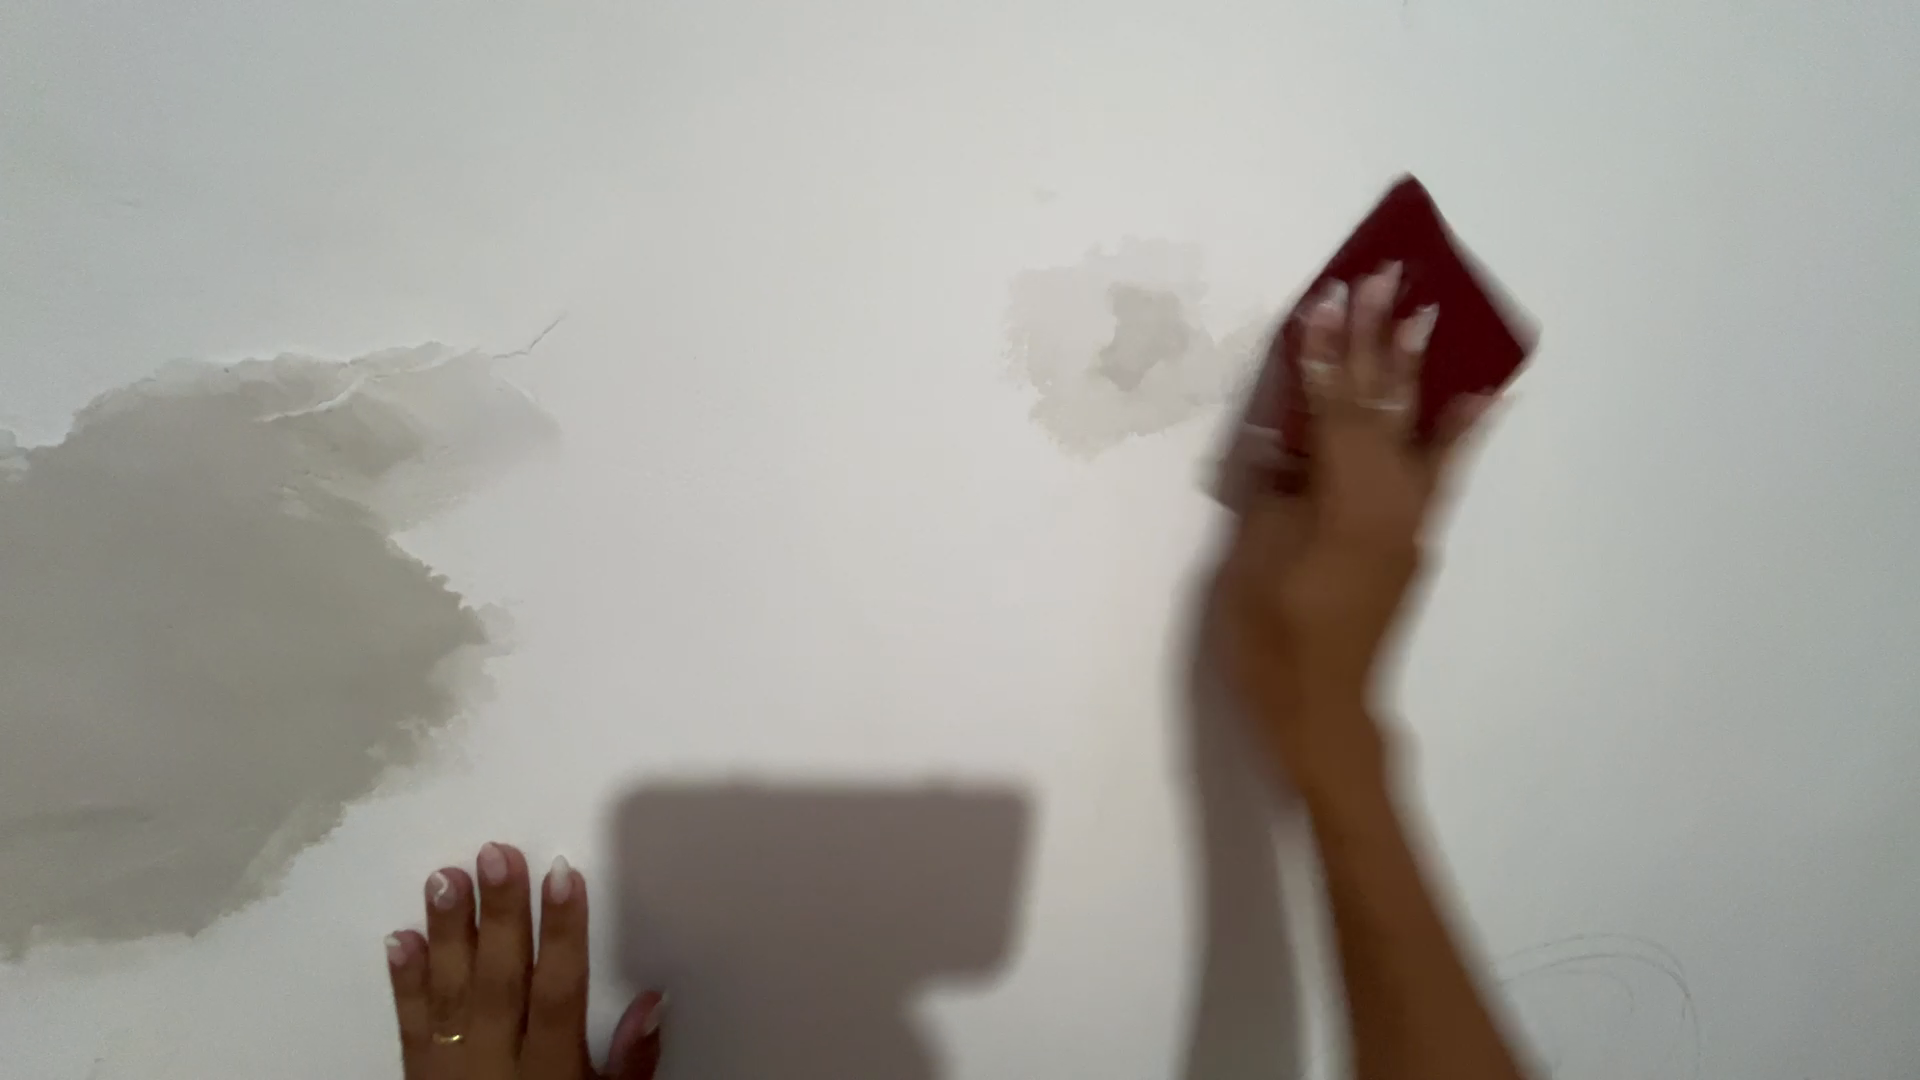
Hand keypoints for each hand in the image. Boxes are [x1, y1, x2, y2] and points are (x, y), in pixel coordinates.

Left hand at [385, 844, 665, 1079]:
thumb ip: (632, 1063)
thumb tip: (653, 999)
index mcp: (548, 1073)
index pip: (557, 990)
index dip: (563, 931)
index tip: (564, 873)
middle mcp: (494, 1068)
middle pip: (499, 982)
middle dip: (500, 915)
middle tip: (496, 854)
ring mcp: (449, 1075)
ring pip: (450, 997)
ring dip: (447, 935)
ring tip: (444, 878)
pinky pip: (409, 1031)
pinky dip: (405, 984)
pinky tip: (400, 937)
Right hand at [1217, 263, 1491, 787]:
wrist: (1324, 713)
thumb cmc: (1273, 646)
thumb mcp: (1250, 571)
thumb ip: (1269, 498)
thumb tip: (1280, 445)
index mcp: (1344, 510)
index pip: (1332, 415)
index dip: (1324, 356)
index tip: (1325, 299)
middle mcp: (1390, 506)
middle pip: (1380, 409)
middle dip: (1376, 342)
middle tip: (1383, 278)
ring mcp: (1409, 524)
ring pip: (1414, 432)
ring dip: (1414, 371)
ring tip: (1426, 313)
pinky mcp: (1410, 542)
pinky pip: (1439, 474)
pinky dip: (1458, 431)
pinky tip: (1476, 397)